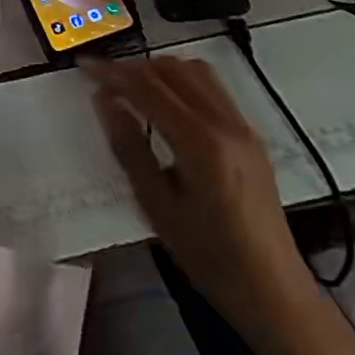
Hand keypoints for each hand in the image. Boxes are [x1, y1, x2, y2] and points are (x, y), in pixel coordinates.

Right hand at [85, 57, 315, 352]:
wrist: (271, 287)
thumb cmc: (208, 257)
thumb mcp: (157, 206)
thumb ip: (130, 147)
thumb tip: (105, 102)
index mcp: (202, 142)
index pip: (148, 88)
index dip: (112, 73)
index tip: (84, 67)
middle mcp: (226, 123)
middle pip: (173, 70)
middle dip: (133, 67)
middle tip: (102, 79)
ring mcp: (243, 125)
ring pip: (196, 72)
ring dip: (159, 70)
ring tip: (130, 86)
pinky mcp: (251, 134)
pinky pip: (213, 88)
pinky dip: (182, 82)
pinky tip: (164, 104)